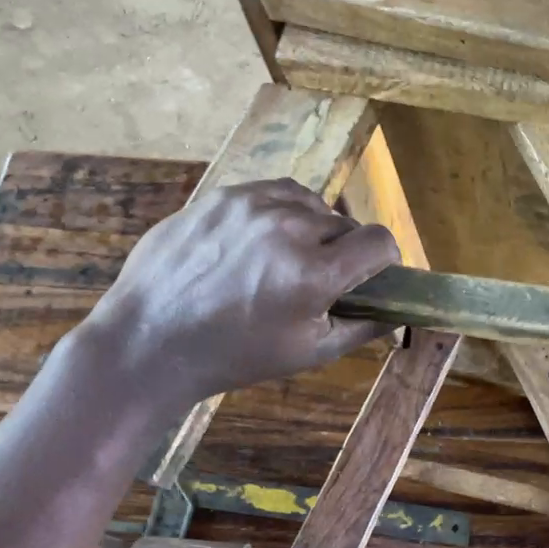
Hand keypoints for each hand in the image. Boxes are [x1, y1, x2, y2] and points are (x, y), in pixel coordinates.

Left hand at [83, 179, 400, 405]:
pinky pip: (275, 191)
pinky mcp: (222, 195)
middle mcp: (287, 228)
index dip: (385, 262)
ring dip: (314, 228)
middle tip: (319, 280)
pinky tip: (264, 239)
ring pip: (312, 204)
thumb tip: (397, 312)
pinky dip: (283, 212)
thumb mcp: (309, 353)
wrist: (152, 339)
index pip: (380, 242)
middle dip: (344, 251)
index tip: (372, 277)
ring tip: (289, 257)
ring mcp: (251, 205)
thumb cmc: (236, 356)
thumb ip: (362, 327)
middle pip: (346, 224)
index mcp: (312, 274)